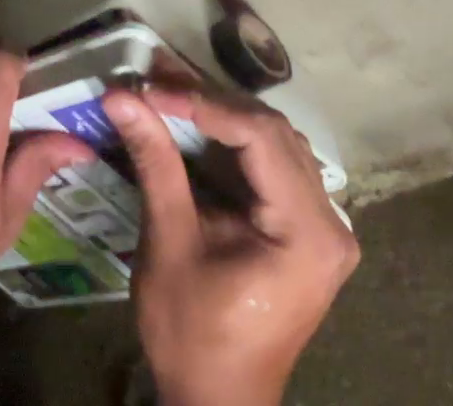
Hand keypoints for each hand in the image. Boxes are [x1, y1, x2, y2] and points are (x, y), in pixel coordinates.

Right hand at [101, 85, 358, 405]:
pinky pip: (270, 167)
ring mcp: (321, 227)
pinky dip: (227, 141)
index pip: (260, 138)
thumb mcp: (169, 241)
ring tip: (163, 91)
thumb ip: (154, 162)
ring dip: (218, 114)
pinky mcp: (302, 231)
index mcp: (307, 233)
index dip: (203, 102)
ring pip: (274, 143)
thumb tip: (122, 97)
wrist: (217, 397)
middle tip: (150, 79)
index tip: (147, 89)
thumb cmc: (192, 330)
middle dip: (208, 100)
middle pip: (272, 134)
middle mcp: (330, 222)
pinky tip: (189, 124)